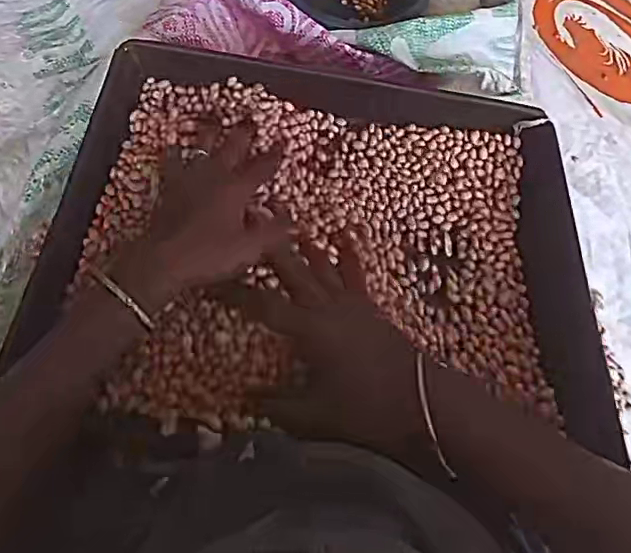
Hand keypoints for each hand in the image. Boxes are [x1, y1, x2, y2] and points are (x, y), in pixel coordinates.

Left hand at [111, 124, 288, 309]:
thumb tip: (295, 223)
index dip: (274, 154)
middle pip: (232, 147)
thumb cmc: (207, 255)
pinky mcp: (169, 186)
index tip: (282, 141)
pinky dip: (175, 152)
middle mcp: (215, 175)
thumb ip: (272, 233)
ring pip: (202, 147)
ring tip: (214, 121)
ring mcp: (189, 178)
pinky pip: (173, 162)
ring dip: (210, 133)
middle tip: (250, 119)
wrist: (160, 261)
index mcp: (236, 188)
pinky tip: (173, 147)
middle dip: (243, 133)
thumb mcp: (248, 249)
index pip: (261, 167)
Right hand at [236, 233, 423, 459]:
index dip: (234, 292)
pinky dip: (347, 253)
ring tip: (285, 216)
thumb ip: (277, 405)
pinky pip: (353, 273)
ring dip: (301, 241)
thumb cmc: (364, 409)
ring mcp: (349, 302)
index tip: (210, 279)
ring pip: (319, 265)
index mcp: (308, 329)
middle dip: (267, 244)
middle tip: (249, 217)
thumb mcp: (314, 415)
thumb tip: (243, 399)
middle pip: (291, 270)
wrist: (419, 400)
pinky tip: (342, 235)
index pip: (263, 305)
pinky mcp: (367, 305)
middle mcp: (325, 306)